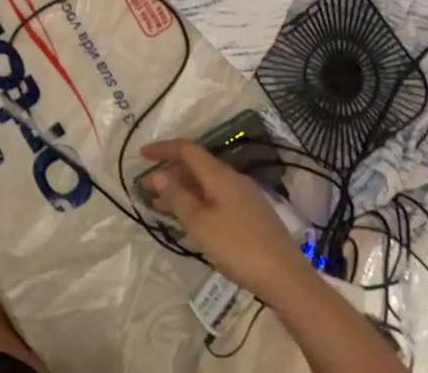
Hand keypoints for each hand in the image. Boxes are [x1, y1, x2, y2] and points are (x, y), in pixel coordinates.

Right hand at [139, 140, 304, 298]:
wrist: (286, 278)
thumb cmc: (238, 247)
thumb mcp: (200, 223)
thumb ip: (177, 197)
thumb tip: (158, 176)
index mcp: (220, 175)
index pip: (187, 150)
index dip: (163, 149)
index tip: (141, 155)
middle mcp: (234, 179)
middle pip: (197, 166)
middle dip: (170, 173)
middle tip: (148, 189)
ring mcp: (246, 197)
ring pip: (208, 184)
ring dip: (184, 190)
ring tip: (164, 207)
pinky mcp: (253, 216)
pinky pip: (218, 198)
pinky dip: (199, 202)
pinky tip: (194, 221)